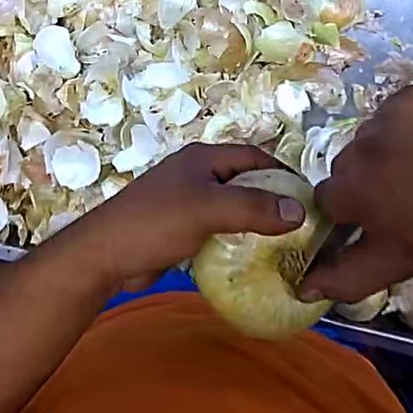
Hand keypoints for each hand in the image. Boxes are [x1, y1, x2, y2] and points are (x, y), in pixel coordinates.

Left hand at [50, 142, 305, 292]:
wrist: (106, 255)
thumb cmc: (157, 221)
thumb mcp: (209, 209)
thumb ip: (254, 207)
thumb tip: (299, 210)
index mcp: (203, 158)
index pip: (253, 155)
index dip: (281, 171)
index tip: (307, 196)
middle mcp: (196, 174)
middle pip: (244, 181)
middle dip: (271, 198)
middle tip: (300, 224)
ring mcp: (187, 201)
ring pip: (231, 206)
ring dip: (253, 221)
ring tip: (283, 243)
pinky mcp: (180, 227)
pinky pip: (217, 227)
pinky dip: (235, 238)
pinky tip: (251, 257)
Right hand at [300, 86, 412, 303]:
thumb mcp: (395, 263)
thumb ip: (344, 277)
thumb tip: (303, 288)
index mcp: (352, 187)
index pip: (328, 196)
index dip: (351, 210)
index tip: (378, 216)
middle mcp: (362, 145)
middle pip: (347, 163)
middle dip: (366, 180)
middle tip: (403, 197)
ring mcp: (389, 115)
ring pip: (369, 136)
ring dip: (385, 151)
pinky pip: (393, 111)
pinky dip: (404, 125)